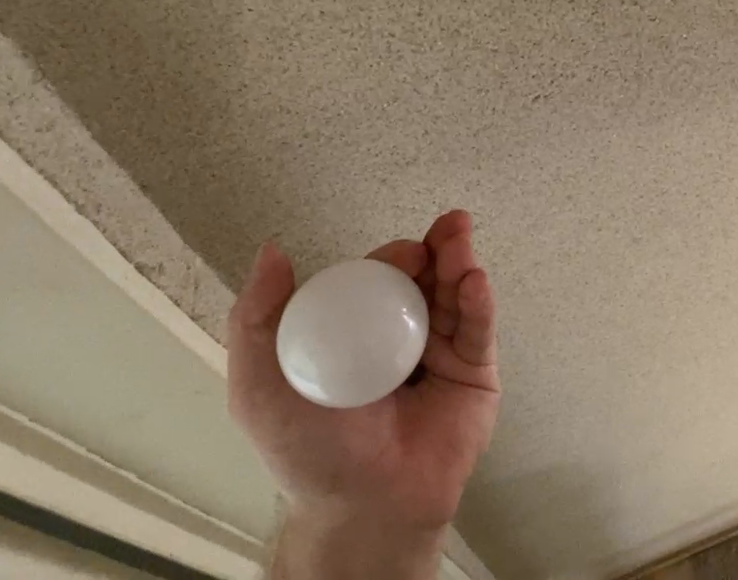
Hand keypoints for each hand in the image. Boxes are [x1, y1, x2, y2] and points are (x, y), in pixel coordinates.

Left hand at [227, 210, 499, 573]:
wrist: (364, 508)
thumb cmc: (310, 449)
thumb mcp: (261, 386)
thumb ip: (258, 319)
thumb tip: (272, 251)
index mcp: (358, 330)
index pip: (380, 281)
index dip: (394, 259)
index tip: (407, 251)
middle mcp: (403, 333)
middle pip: (426, 279)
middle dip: (440, 247)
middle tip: (449, 230)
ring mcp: (443, 350)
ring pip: (457, 295)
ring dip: (463, 261)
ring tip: (462, 241)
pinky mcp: (476, 371)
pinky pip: (479, 330)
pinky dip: (480, 302)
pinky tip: (474, 282)